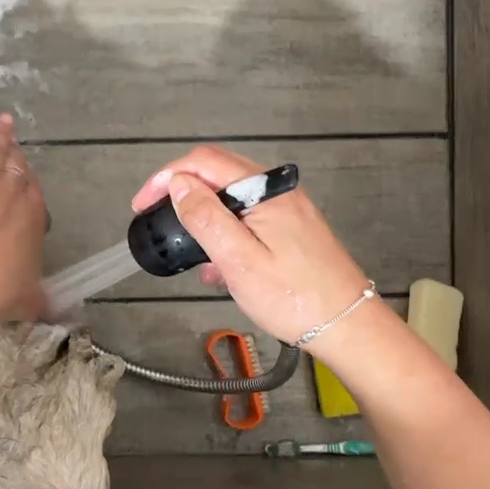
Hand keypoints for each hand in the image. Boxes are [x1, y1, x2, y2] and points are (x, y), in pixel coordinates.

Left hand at [0, 107, 47, 322]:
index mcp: (32, 222)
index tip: (29, 179)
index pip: (34, 197)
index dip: (31, 186)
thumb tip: (62, 316)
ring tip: (4, 120)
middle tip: (16, 144)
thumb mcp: (29, 301)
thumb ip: (40, 302)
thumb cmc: (0, 290)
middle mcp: (12, 196)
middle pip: (16, 170)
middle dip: (17, 156)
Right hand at [130, 146, 378, 353]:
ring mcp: (287, 209)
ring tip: (183, 247)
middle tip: (154, 217)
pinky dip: (224, 231)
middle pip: (217, 172)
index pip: (204, 163)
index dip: (166, 177)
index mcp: (264, 191)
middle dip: (180, 190)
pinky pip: (247, 217)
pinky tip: (216, 265)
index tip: (142, 204)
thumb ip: (205, 217)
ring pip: (231, 196)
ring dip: (201, 213)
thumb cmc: (293, 298)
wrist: (348, 326)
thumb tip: (178, 184)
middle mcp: (277, 191)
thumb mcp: (238, 260)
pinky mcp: (291, 228)